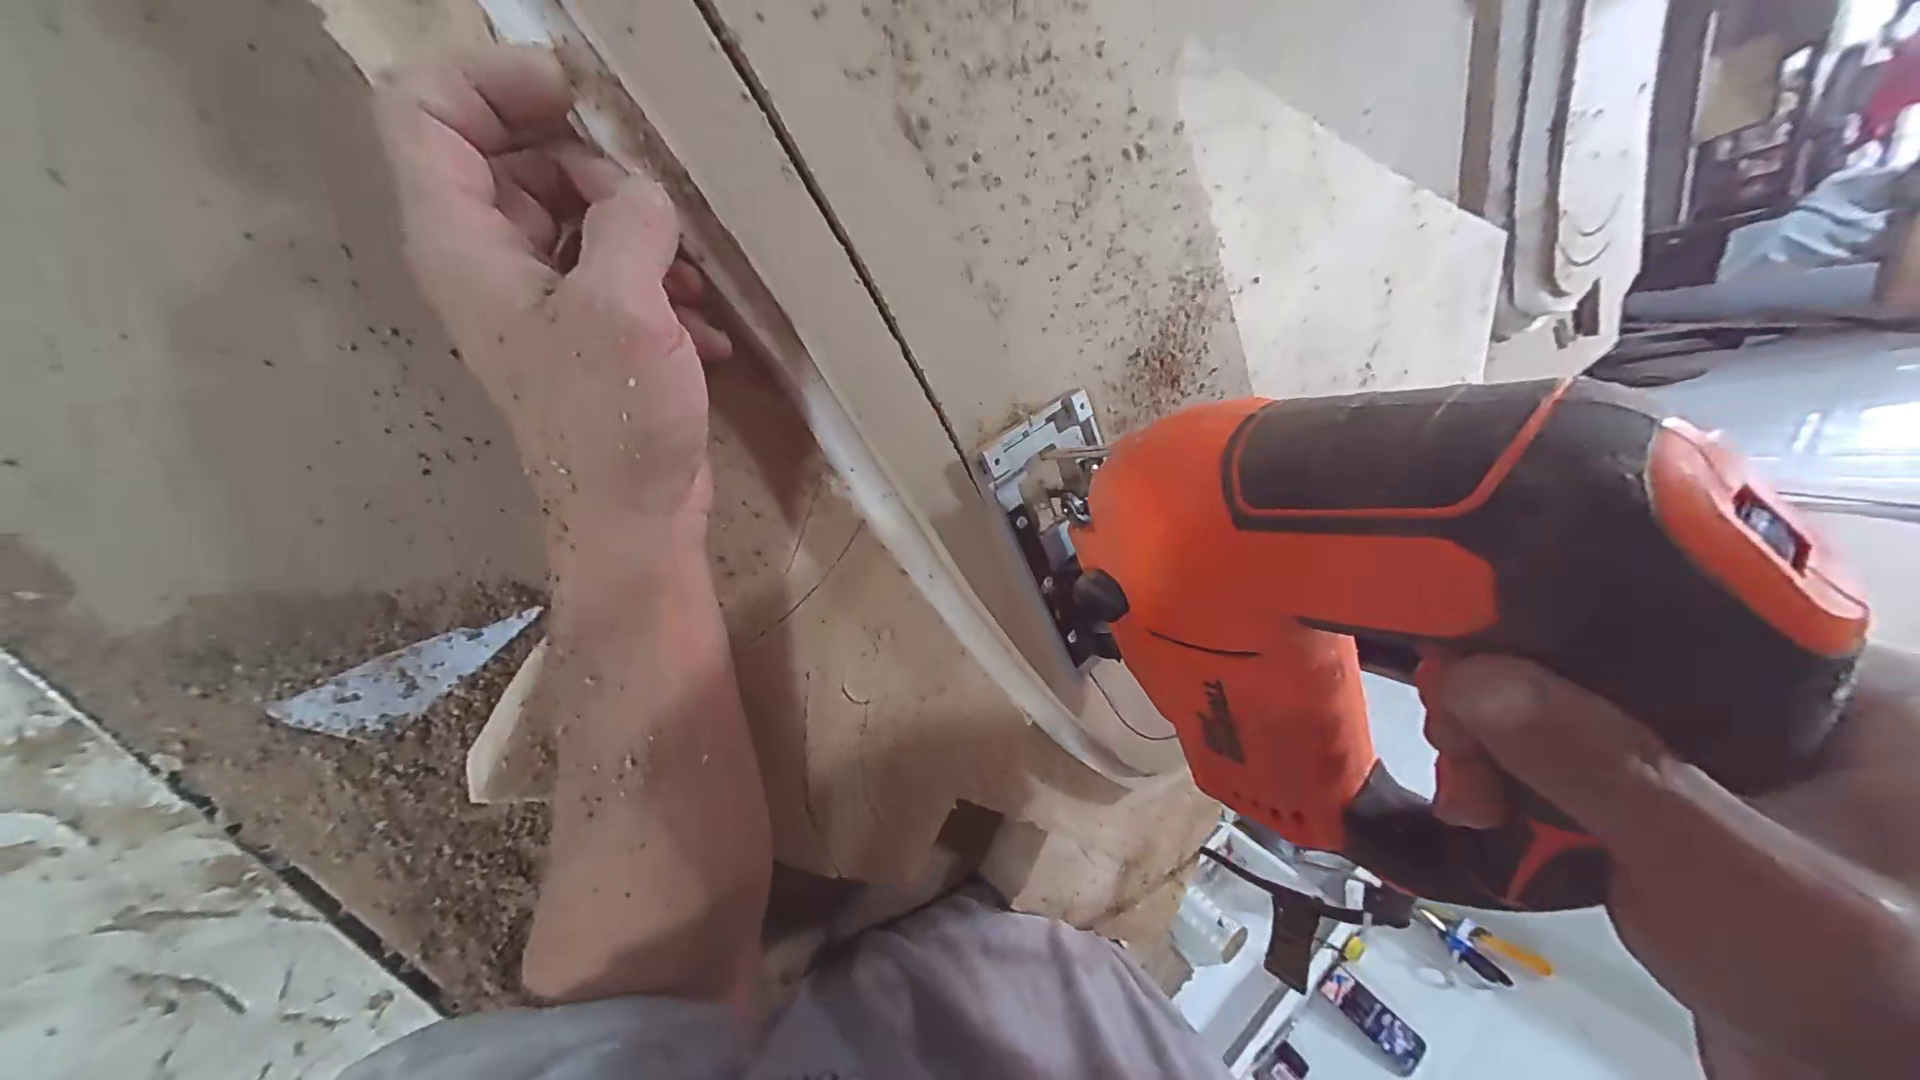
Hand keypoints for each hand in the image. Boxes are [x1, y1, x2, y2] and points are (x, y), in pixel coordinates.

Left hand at [371, 47, 730, 536]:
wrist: (634, 518)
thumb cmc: (616, 419)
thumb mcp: (624, 308)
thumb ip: (628, 225)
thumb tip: (644, 196)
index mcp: (466, 247)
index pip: (426, 114)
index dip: (492, 82)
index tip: (577, 94)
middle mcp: (493, 270)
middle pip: (515, 166)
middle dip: (593, 171)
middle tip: (657, 205)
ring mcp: (545, 311)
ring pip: (577, 227)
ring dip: (641, 237)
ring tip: (695, 278)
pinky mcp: (591, 344)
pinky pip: (617, 284)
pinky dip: (663, 292)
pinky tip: (707, 331)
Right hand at [1421, 648, 1919, 1078]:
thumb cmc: (1858, 992)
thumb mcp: (1724, 870)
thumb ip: (1601, 767)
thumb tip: (1463, 673)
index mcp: (1821, 688)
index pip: (1644, 613)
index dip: (1534, 627)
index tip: (1457, 667)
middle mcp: (1759, 709)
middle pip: (1583, 669)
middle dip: (1497, 709)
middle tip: (1453, 747)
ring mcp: (1706, 761)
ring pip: (1558, 718)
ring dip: (1491, 753)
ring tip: (1470, 802)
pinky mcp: (1662, 805)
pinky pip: (1560, 767)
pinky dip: (1509, 786)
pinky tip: (1485, 814)